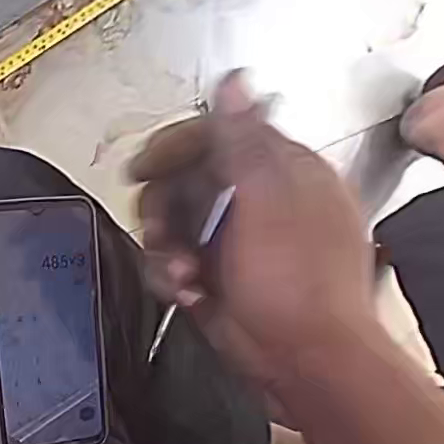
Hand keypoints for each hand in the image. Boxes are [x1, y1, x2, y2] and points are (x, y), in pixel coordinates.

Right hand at [130, 73, 376, 384]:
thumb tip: (234, 85)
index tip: (143, 167)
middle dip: (164, 210)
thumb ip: (245, 142)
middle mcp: (253, 202)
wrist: (301, 359)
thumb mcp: (268, 203)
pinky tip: (189, 291)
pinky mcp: (214, 274)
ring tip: (182, 273)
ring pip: (173, 226)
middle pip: (183, 183)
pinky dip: (172, 276)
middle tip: (164, 233)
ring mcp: (233, 241)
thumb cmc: (300, 288)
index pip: (215, 136)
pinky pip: (173, 262)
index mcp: (277, 171)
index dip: (173, 147)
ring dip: (166, 250)